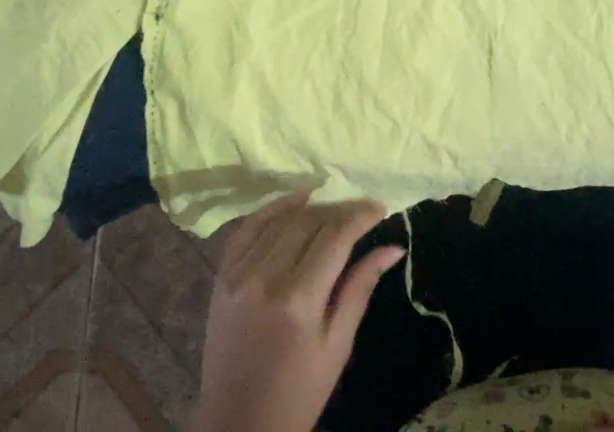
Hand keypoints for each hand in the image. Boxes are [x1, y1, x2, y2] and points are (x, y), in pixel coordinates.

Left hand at [192, 193, 403, 431]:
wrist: (238, 422)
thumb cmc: (299, 392)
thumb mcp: (338, 344)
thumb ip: (360, 287)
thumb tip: (392, 247)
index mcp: (299, 299)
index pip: (335, 237)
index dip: (360, 215)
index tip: (380, 207)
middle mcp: (265, 277)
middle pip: (308, 222)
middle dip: (339, 209)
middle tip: (362, 210)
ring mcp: (237, 274)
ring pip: (279, 220)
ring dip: (310, 207)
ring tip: (334, 205)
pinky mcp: (221, 277)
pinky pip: (247, 229)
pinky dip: (272, 210)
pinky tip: (294, 203)